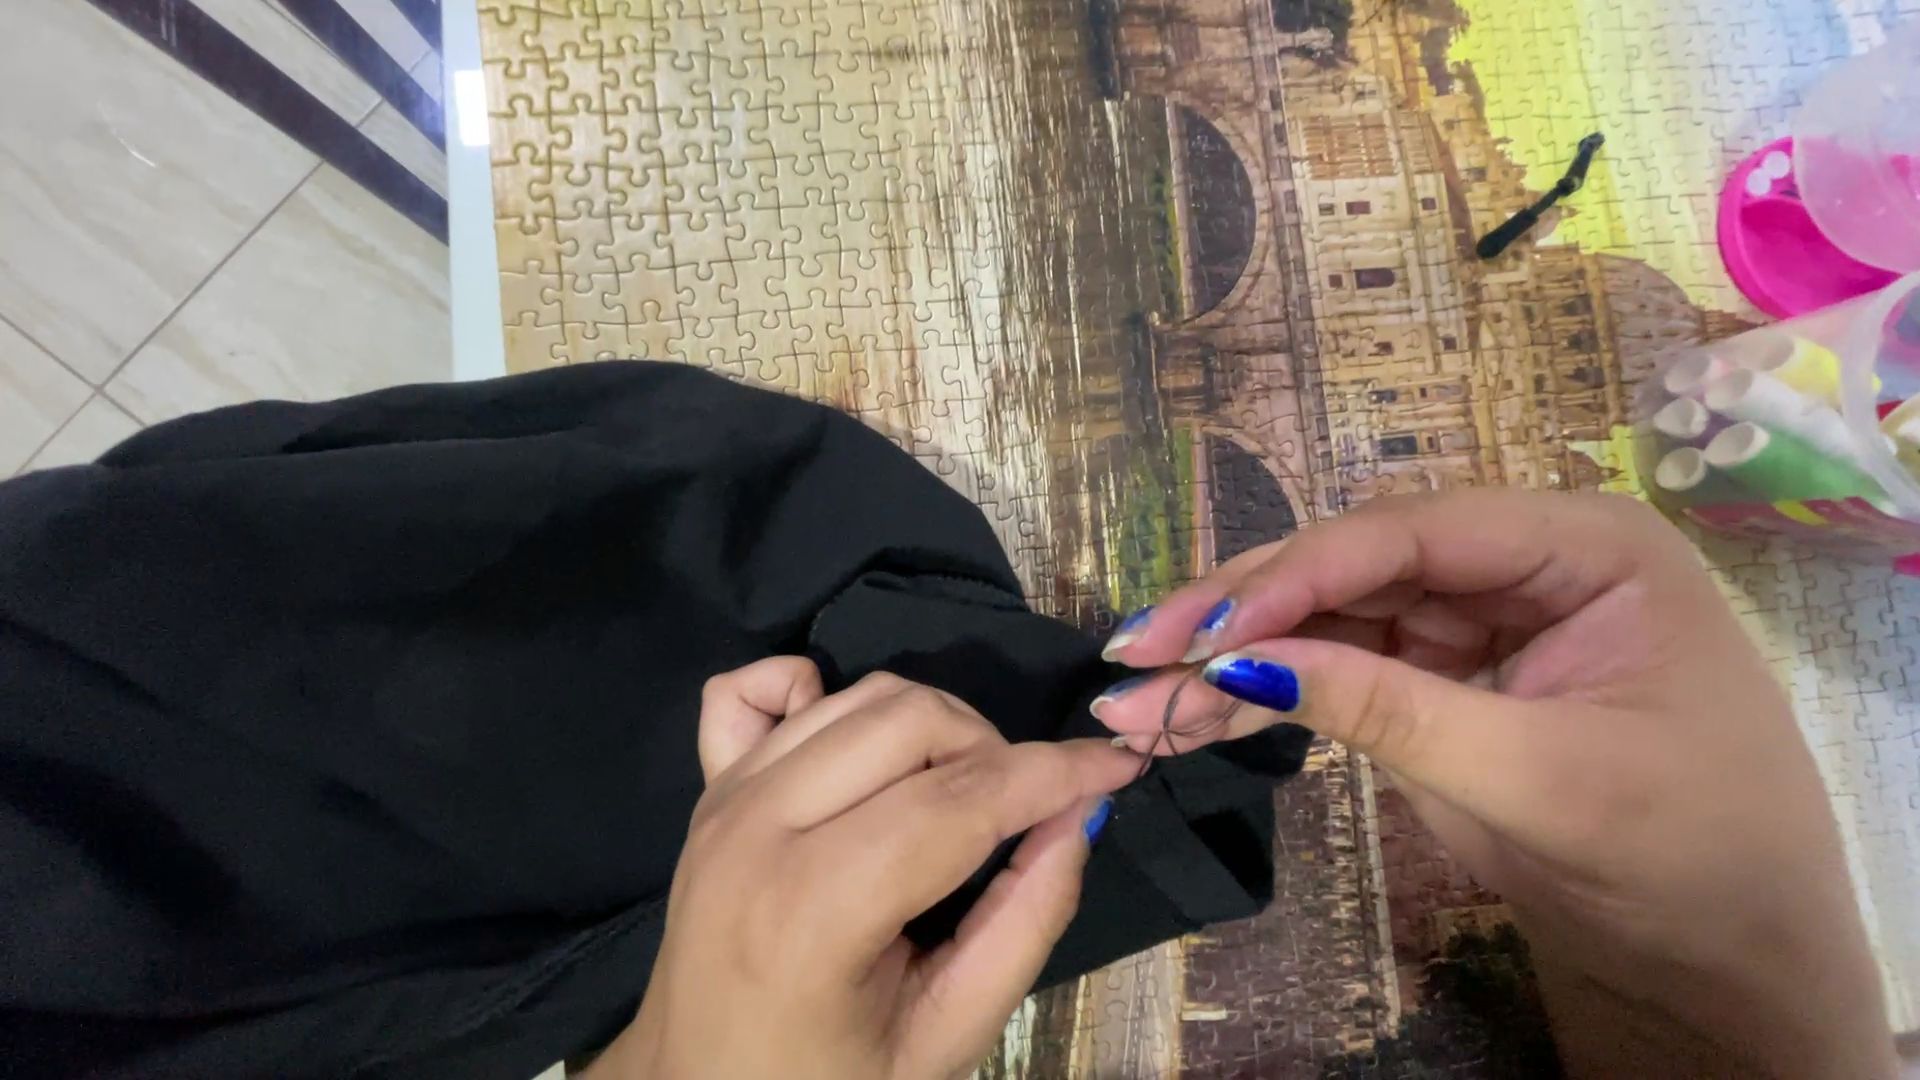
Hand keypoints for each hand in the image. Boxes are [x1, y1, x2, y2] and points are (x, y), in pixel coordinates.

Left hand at [585, 660, 1136, 1079]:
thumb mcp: (945, 1036)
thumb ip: (1024, 922)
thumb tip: (1079, 814)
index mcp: (809, 910)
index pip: (958, 803)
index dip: (1053, 773)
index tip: (1116, 762)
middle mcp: (757, 826)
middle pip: (911, 721)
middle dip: (992, 750)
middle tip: (1016, 811)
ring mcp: (725, 793)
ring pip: (863, 695)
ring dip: (934, 725)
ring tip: (953, 790)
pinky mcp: (710, 781)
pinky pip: (755, 685)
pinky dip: (815, 688)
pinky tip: (854, 744)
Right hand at [1092, 490, 1894, 1078]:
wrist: (1712, 966)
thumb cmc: (1681, 864)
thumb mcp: (1536, 780)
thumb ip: (1384, 708)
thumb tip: (1235, 664)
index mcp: (1579, 548)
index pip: (1407, 535)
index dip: (1295, 577)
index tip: (1204, 631)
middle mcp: (1505, 562)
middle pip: (1341, 566)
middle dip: (1236, 612)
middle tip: (1138, 647)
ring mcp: (1452, 616)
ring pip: (1314, 616)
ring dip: (1226, 657)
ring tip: (1138, 691)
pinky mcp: (1414, 668)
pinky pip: (1318, 664)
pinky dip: (1252, 693)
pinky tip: (1184, 710)